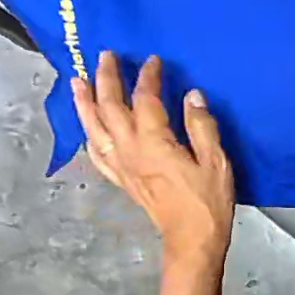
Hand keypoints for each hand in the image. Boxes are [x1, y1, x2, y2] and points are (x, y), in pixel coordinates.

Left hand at [72, 53, 234, 267]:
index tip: (152, 60)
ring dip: (85, 101)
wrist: (192, 237)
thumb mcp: (216, 162)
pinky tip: (87, 126)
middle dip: (107, 79)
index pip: (146, 100)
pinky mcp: (121, 178)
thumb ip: (202, 127)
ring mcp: (120, 164)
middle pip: (111, 107)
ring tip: (78, 81)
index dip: (148, 77)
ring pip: (94, 126)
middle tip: (105, 57)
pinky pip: (96, 151)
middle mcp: (129, 149)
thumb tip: (191, 96)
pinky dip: (88, 133)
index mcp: (154, 142)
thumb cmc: (209, 201)